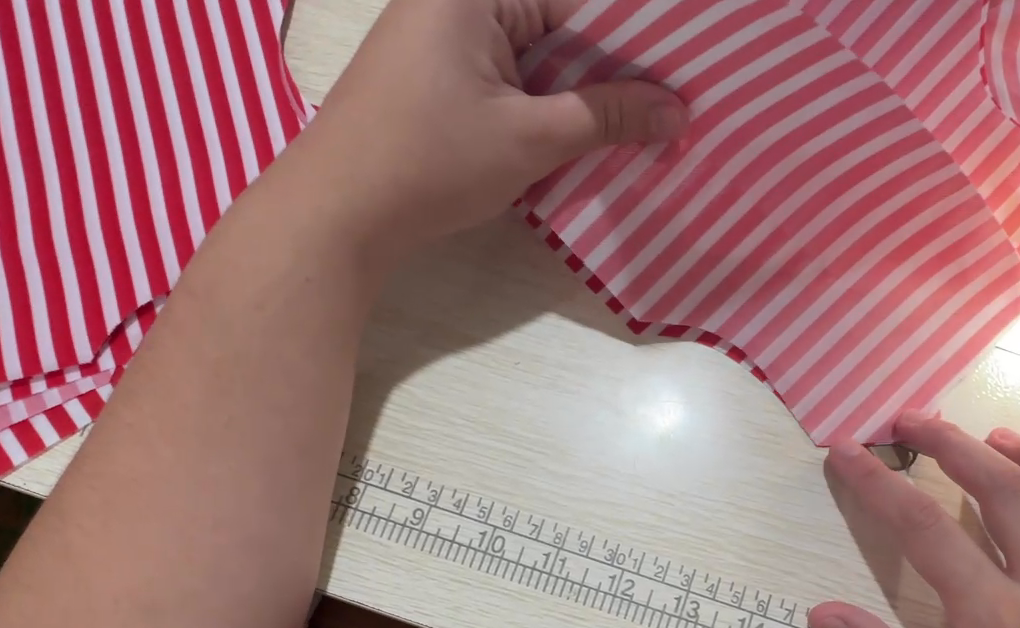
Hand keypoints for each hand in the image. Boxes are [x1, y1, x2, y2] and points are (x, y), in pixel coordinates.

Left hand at [305, 0, 686, 260]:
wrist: (338, 214)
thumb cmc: (430, 162)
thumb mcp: (529, 139)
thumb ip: (605, 117)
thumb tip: (676, 110)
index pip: (576, 2)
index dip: (633, 37)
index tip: (681, 68)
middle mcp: (455, 0)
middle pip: (556, 26)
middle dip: (609, 70)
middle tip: (668, 103)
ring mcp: (440, 40)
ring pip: (534, 59)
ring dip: (578, 94)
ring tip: (636, 124)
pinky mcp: (435, 81)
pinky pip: (507, 82)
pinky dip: (542, 108)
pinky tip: (580, 136)